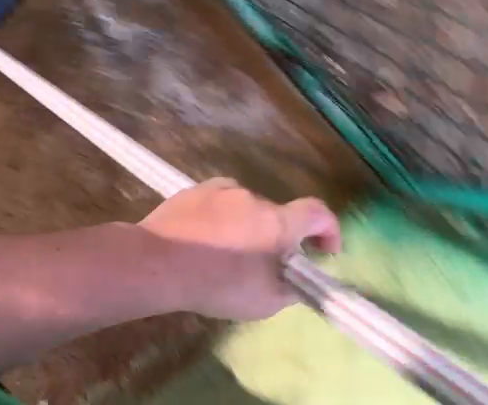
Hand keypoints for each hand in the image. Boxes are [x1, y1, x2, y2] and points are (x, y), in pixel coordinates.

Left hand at [133, 178, 340, 320]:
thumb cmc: (219, 282)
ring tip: (231, 253)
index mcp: (275, 219)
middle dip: (279, 237)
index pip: (317, 211)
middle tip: (266, 264)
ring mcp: (215, 188)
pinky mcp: (189, 190)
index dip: (329, 230)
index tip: (323, 251)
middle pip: (276, 213)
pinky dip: (222, 218)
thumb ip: (292, 285)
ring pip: (244, 206)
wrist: (158, 261)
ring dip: (248, 225)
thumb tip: (297, 276)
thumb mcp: (269, 299)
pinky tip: (207, 239)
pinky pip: (218, 203)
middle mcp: (248, 195)